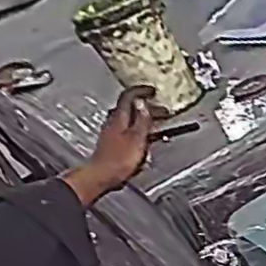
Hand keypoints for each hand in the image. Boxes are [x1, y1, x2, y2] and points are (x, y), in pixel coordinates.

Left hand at [62, 85, 157, 203]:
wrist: (104, 175)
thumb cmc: (118, 160)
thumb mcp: (137, 139)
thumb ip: (142, 121)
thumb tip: (143, 104)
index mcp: (119, 118)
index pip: (129, 97)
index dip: (141, 92)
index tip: (152, 91)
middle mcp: (114, 122)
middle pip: (131, 109)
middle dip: (147, 108)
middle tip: (161, 111)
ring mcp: (113, 132)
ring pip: (130, 120)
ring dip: (144, 120)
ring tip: (157, 125)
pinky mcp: (115, 143)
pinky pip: (130, 131)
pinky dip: (140, 131)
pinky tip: (146, 139)